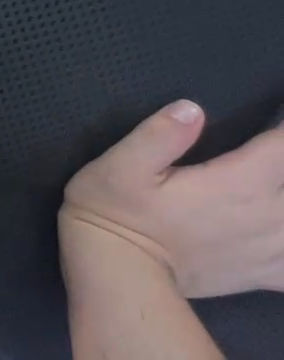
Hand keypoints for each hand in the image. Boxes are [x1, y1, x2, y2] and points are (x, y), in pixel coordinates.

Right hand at [61, 100, 283, 298]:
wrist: (118, 266)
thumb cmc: (113, 207)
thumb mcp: (120, 165)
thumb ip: (159, 136)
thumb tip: (192, 108)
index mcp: (235, 184)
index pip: (280, 150)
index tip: (281, 116)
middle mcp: (268, 215)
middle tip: (276, 155)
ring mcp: (273, 248)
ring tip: (277, 190)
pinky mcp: (269, 273)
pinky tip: (282, 237)